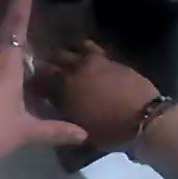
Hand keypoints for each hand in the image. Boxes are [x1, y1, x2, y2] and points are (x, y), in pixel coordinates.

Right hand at [36, 40, 163, 150]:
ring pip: (76, 48)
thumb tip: (53, 103)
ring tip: (68, 61)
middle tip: (46, 69)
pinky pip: (94, 50)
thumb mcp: (80, 126)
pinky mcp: (114, 60)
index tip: (30, 83)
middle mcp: (77, 67)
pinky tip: (87, 58)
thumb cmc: (110, 130)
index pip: (40, 75)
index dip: (34, 79)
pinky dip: (86, 52)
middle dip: (48, 61)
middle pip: (56, 56)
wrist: (147, 119)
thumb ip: (63, 113)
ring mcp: (97, 61)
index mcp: (65, 85)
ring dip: (69, 53)